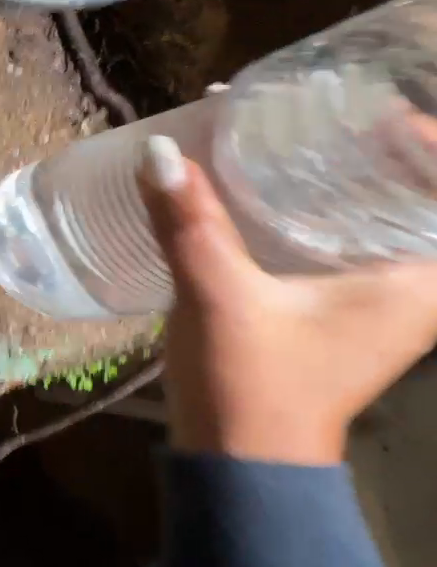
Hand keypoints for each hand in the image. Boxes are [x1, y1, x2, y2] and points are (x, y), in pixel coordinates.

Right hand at [140, 136, 436, 465]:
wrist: (243, 454)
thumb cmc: (254, 378)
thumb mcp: (219, 294)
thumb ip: (191, 223)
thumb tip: (157, 149)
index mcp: (421, 281)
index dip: (429, 145)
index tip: (375, 113)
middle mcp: (415, 286)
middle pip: (415, 202)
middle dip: (378, 155)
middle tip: (318, 116)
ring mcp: (376, 299)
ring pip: (372, 220)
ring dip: (339, 180)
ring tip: (283, 142)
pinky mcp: (334, 306)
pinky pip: (336, 239)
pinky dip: (309, 210)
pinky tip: (257, 195)